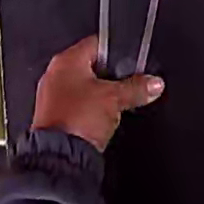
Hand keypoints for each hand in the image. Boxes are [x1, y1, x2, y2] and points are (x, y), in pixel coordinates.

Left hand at [32, 36, 164, 150]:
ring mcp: (50, 96)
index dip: (116, 51)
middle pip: (89, 66)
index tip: (129, 61)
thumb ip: (137, 87)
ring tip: (111, 105)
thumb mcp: (115, 99)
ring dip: (97, 95)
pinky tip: (97, 119)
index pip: (97, 43)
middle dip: (108, 76)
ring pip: (81, 87)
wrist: (59, 160)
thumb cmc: (77, 121)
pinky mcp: (50, 118)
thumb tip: (154, 83)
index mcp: (66, 60)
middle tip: (123, 84)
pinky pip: (74, 105)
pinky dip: (86, 110)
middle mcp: (54, 74)